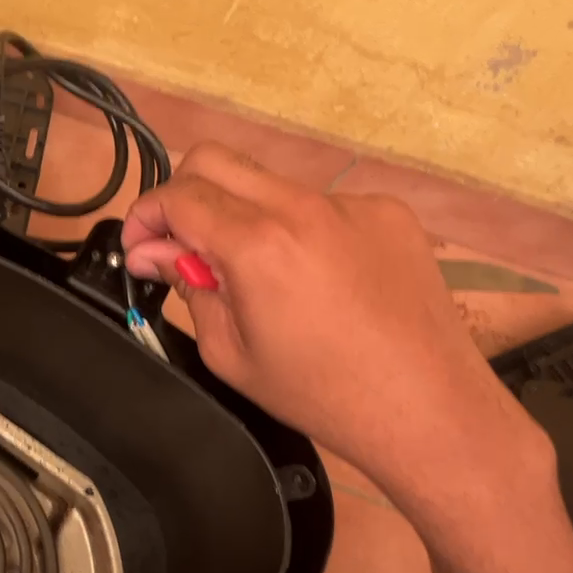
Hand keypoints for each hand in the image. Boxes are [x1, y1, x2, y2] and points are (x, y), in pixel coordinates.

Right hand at [121, 143, 549, 505]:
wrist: (433, 413)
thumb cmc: (322, 394)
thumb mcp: (231, 351)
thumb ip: (187, 286)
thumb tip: (151, 251)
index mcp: (258, 243)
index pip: (177, 196)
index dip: (144, 215)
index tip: (140, 245)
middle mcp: (301, 206)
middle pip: (212, 159)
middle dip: (181, 194)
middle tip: (181, 241)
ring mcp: (349, 203)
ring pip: (265, 181)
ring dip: (239, 211)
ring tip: (255, 269)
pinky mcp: (386, 211)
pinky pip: (317, 202)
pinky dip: (295, 226)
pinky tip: (313, 274)